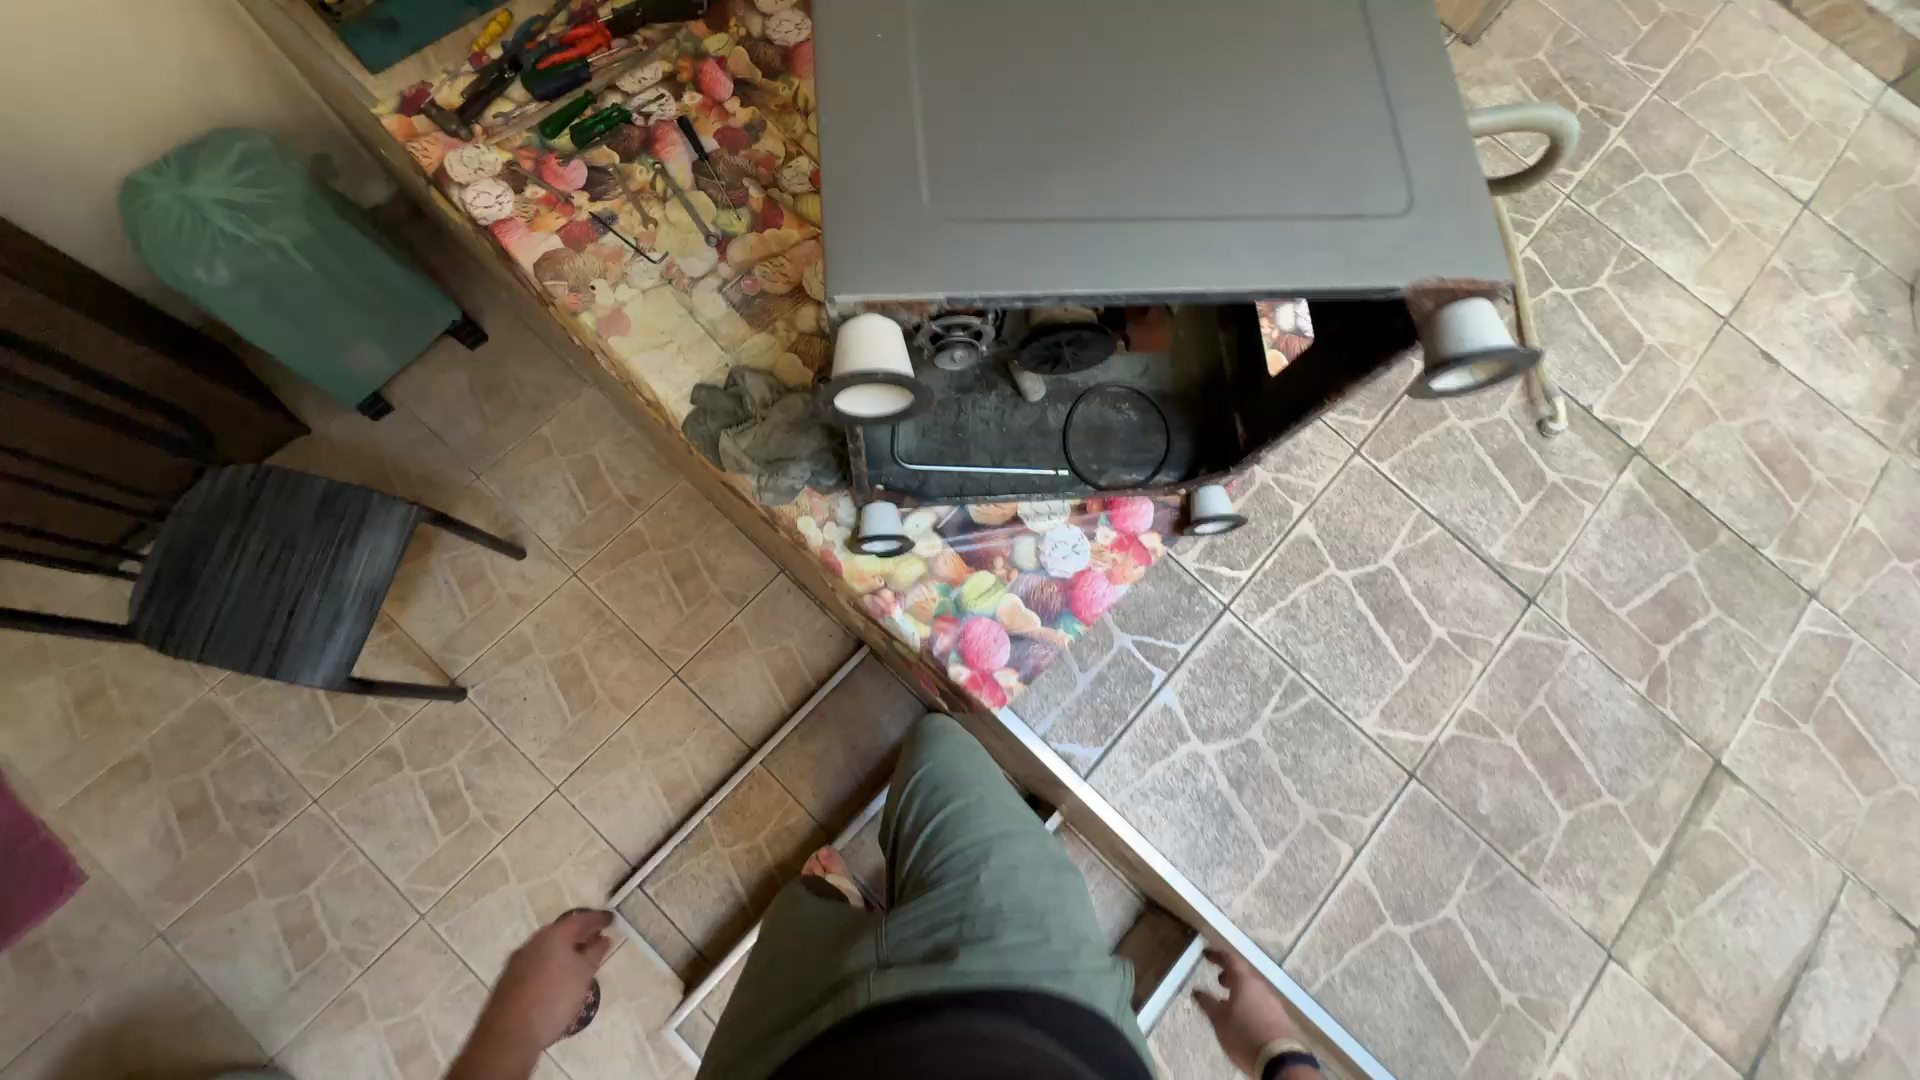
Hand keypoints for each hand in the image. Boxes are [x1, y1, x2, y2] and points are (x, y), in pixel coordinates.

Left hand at [451, 910, 614, 1079]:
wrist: (508, 1036)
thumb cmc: (554, 998)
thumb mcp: (584, 974)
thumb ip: (595, 952)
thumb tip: (602, 939)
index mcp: (553, 935)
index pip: (581, 919)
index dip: (598, 919)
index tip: (612, 920)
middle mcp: (532, 943)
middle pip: (561, 932)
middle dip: (580, 934)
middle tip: (597, 938)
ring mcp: (517, 962)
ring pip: (547, 948)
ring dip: (564, 950)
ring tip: (579, 960)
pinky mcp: (508, 981)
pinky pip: (536, 963)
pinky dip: (551, 964)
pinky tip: (557, 978)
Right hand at [1193, 949, 1301, 1077]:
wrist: (1280, 1060)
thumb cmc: (1244, 1034)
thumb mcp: (1219, 1020)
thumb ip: (1207, 1003)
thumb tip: (1196, 991)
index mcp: (1244, 981)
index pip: (1230, 959)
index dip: (1217, 955)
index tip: (1206, 954)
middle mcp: (1261, 987)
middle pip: (1244, 974)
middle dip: (1230, 975)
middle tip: (1219, 981)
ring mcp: (1273, 1002)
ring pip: (1254, 989)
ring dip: (1240, 991)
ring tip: (1229, 1002)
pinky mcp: (1281, 1018)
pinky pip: (1262, 1003)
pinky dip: (1250, 1003)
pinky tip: (1245, 1017)